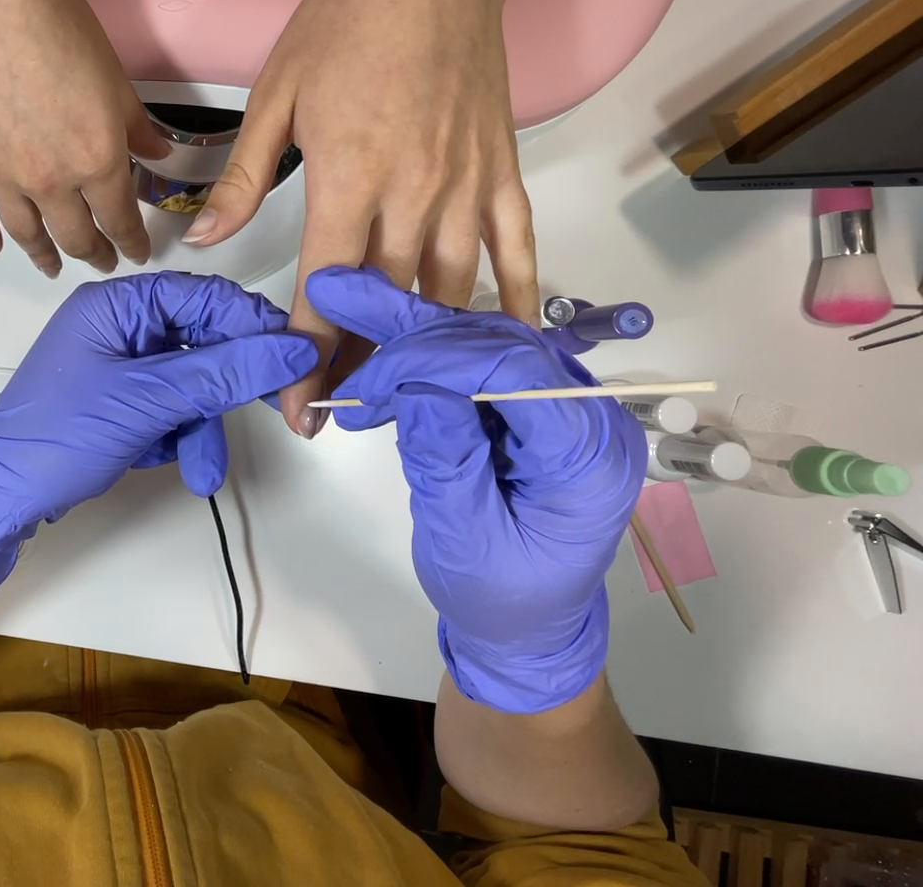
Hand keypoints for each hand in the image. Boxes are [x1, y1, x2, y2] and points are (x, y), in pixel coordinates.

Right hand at [0, 0, 169, 276]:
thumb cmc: (47, 15)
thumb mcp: (110, 72)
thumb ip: (133, 124)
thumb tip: (155, 153)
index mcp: (96, 159)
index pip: (119, 218)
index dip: (131, 242)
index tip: (136, 253)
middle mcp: (49, 181)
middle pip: (75, 235)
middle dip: (94, 254)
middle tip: (102, 261)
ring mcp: (0, 176)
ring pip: (25, 233)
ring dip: (44, 255)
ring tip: (53, 267)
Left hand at [0, 272, 316, 589]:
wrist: (1, 498)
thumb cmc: (61, 437)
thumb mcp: (147, 401)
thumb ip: (222, 373)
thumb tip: (296, 350)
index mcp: (116, 305)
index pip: (203, 298)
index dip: (253, 327)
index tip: (299, 360)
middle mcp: (119, 326)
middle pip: (201, 343)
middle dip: (227, 389)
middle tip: (280, 411)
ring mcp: (119, 366)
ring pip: (190, 384)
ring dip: (202, 427)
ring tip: (204, 471)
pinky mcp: (120, 401)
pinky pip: (170, 408)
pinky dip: (179, 438)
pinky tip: (175, 465)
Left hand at [189, 0, 537, 435]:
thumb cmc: (349, 21)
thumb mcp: (274, 96)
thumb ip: (241, 178)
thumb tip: (204, 238)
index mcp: (349, 179)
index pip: (324, 289)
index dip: (307, 352)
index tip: (295, 402)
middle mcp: (414, 195)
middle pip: (384, 306)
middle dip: (359, 367)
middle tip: (335, 415)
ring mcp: (467, 186)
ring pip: (445, 291)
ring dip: (422, 350)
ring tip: (398, 397)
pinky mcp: (502, 171)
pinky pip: (513, 247)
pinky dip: (510, 299)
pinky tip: (503, 343)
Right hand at [304, 266, 645, 713]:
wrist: (525, 626)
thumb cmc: (498, 596)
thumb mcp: (465, 539)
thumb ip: (446, 461)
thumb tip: (418, 386)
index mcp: (586, 455)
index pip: (513, 369)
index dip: (433, 357)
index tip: (366, 382)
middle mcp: (583, 415)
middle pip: (496, 340)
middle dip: (412, 327)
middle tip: (337, 297)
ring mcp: (556, 407)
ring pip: (480, 340)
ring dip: (409, 329)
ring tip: (344, 305)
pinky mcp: (525, 408)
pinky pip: (470, 363)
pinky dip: (417, 354)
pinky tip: (373, 349)